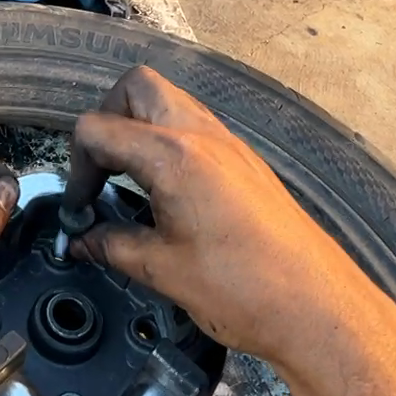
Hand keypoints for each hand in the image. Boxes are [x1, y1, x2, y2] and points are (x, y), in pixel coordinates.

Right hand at [67, 66, 344, 367]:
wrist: (320, 308)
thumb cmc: (244, 289)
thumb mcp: (161, 269)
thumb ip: (112, 244)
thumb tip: (83, 240)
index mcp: (172, 154)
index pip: (98, 129)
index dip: (76, 168)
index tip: (80, 208)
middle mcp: (200, 134)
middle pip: (135, 87)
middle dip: (106, 119)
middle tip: (101, 169)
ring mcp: (227, 142)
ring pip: (168, 100)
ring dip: (138, 127)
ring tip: (129, 179)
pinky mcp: (244, 160)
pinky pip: (194, 126)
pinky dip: (167, 142)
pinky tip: (165, 190)